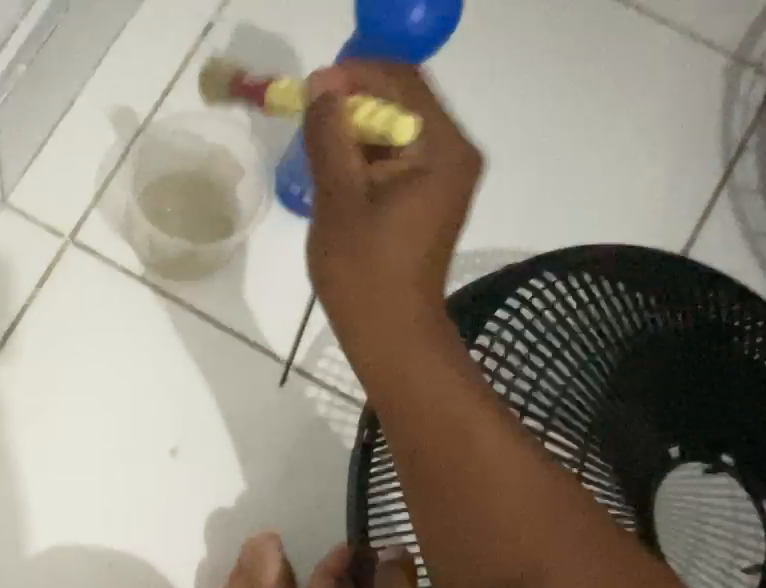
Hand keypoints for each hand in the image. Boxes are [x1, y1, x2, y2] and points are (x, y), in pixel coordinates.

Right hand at [303, 62, 482, 335]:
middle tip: (309, 126)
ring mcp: (447, 176)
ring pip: (397, 130)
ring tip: (317, 155)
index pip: (401, 80)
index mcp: (442, 148)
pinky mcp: (432, 196)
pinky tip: (337, 178)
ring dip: (355, 133)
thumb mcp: (338, 200)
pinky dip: (366, 159)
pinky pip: (399, 158)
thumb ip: (329, 137)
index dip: (353, 77)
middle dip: (353, 106)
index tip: (309, 94)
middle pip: (402, 102)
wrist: (389, 332)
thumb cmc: (362, 272)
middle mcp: (456, 152)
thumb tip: (321, 85)